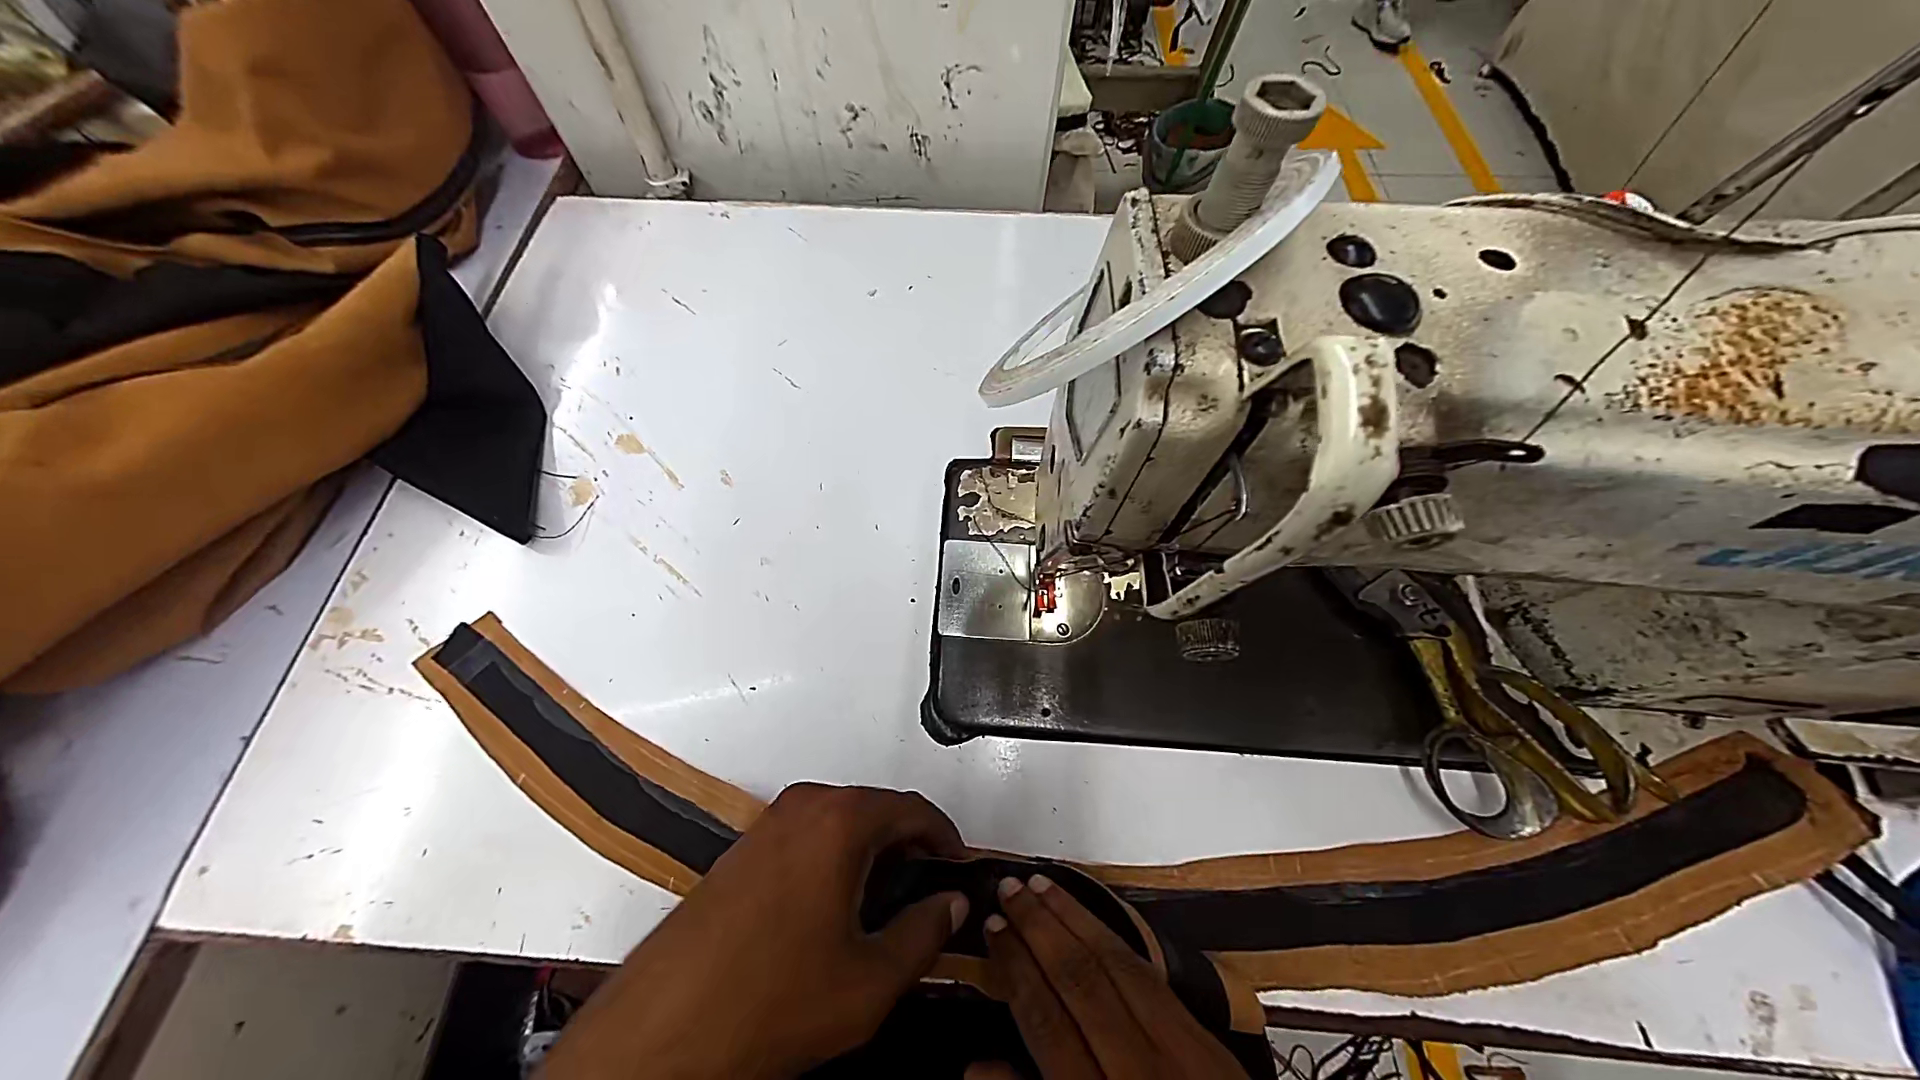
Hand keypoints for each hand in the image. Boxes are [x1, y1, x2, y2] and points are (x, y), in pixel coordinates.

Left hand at [542, 783, 969, 1079]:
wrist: (665, 1031)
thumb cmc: (751, 1001)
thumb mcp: (870, 979)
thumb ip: (925, 933)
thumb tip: (947, 909)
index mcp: (838, 822)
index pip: (914, 808)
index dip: (945, 837)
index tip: (954, 860)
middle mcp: (800, 809)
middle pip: (876, 808)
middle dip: (909, 843)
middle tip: (927, 882)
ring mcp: (767, 825)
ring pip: (841, 820)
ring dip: (871, 850)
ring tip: (883, 902)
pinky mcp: (744, 847)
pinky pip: (808, 834)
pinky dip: (834, 856)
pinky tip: (835, 907)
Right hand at [970, 874, 1249, 1079]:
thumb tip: (977, 1066)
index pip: (1048, 1023)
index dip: (1016, 969)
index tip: (994, 930)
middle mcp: (1143, 1072)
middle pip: (1082, 981)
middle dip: (1040, 927)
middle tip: (1010, 889)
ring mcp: (1183, 1054)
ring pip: (1119, 964)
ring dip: (1075, 918)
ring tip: (1042, 886)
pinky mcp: (1210, 1044)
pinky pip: (1155, 976)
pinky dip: (1117, 939)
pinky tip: (1093, 919)